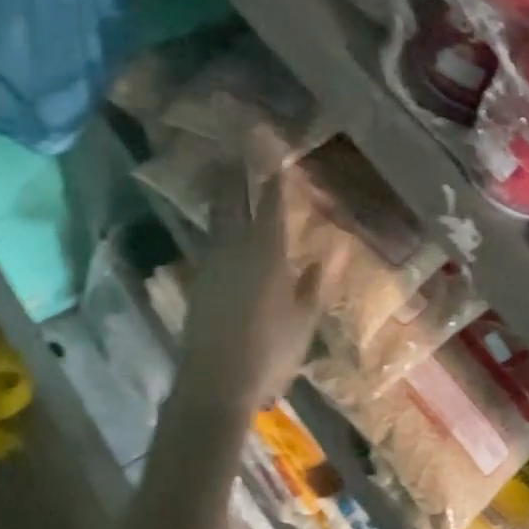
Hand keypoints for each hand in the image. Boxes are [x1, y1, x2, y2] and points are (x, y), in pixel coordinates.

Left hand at [182, 173, 321, 410]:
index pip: (271, 201)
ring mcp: (210, 262)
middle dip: (235, 171)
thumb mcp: (304, 320)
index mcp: (267, 250)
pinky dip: (217, 226)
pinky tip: (222, 229)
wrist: (215, 382)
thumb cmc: (270, 351)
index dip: (274, 174)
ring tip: (226, 178)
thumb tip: (332, 252)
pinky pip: (209, 241)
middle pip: (231, 198)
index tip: (275, 150)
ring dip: (222, 195)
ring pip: (216, 218)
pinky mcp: (197, 281)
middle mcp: (234, 246)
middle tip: (236, 146)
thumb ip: (317, 283)